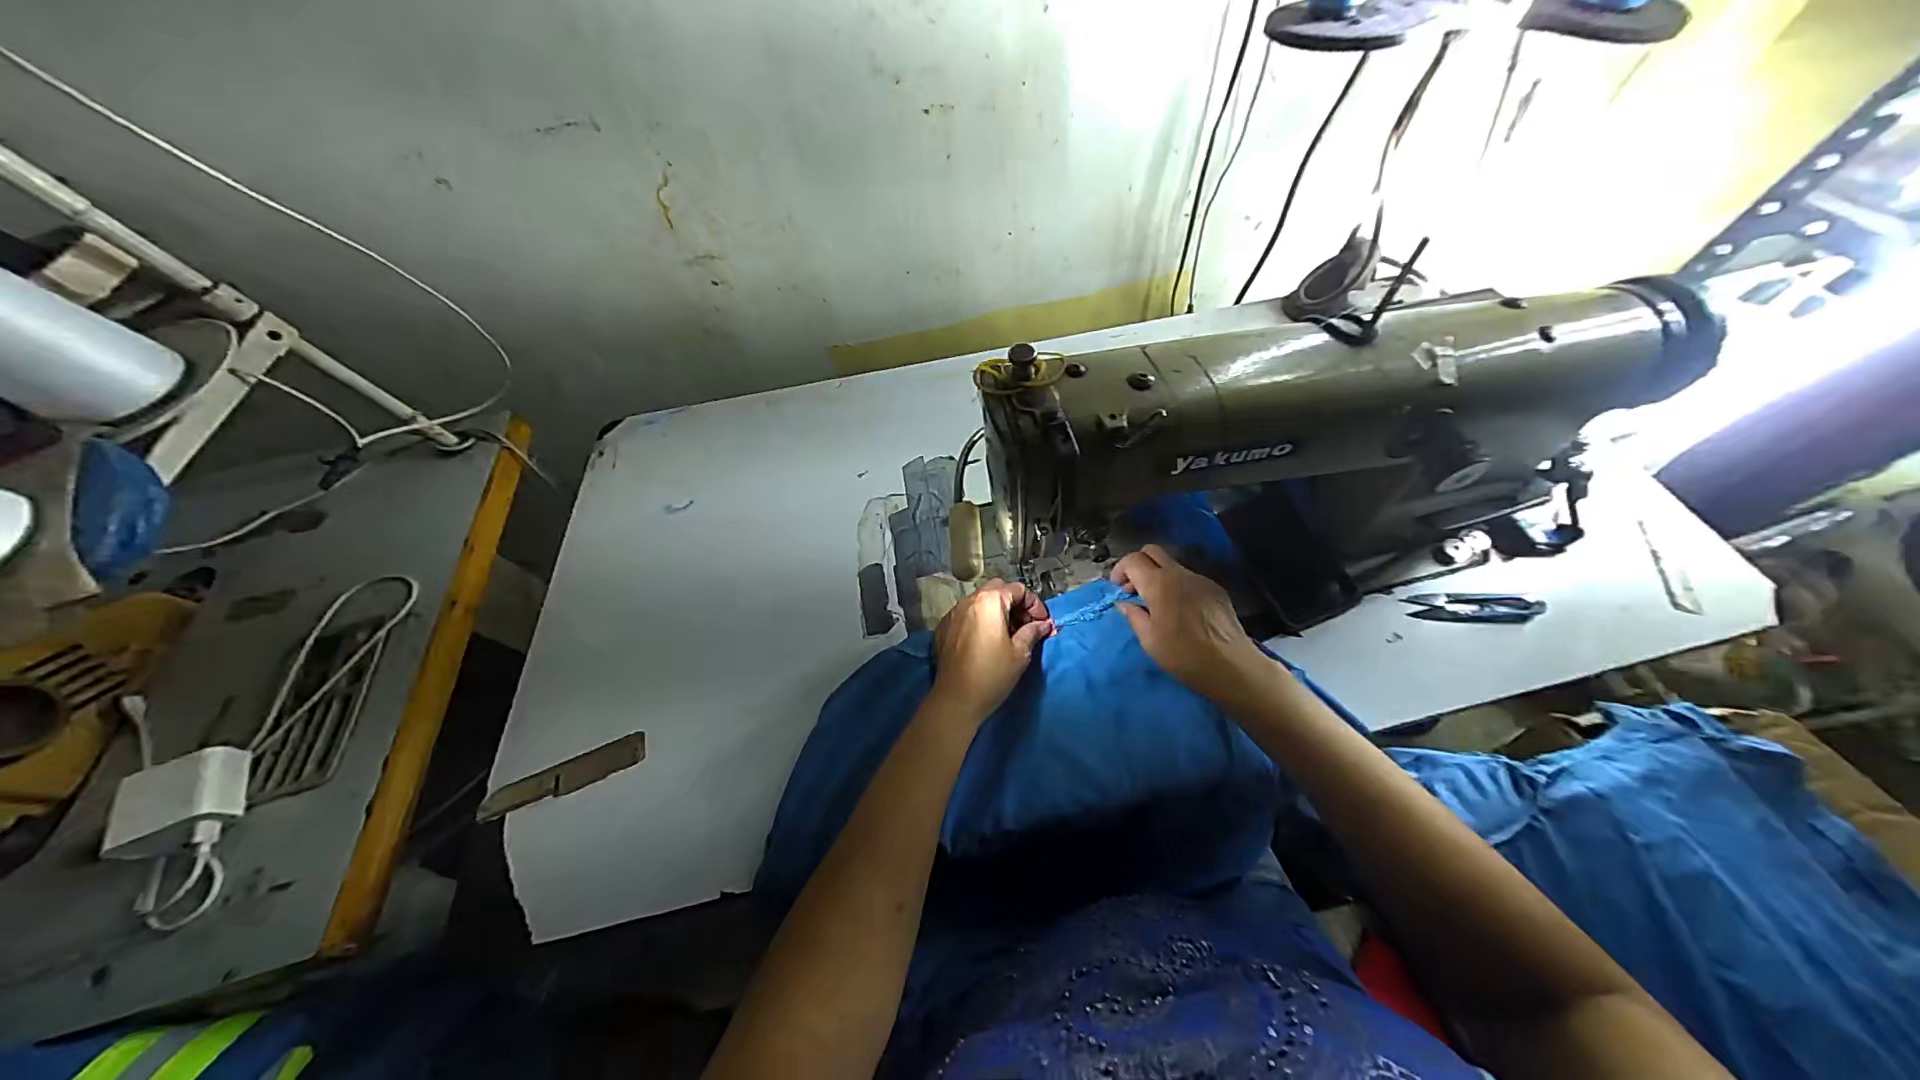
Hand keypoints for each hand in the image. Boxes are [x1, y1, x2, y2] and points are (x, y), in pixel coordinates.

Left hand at [930, 579, 1054, 718]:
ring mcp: (953, 613)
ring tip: (1009, 635)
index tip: (1042, 624)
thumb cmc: (992, 674)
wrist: (955, 699)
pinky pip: (967, 615)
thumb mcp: (1020, 653)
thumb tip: (1043, 625)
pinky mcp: (944, 628)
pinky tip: (988, 641)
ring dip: (998, 612)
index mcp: (989, 602)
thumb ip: (1032, 632)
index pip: (1018, 589)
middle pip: (998, 590)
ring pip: (981, 601)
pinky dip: (981, 621)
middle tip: (1027, 626)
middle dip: (1016, 604)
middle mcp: (968, 601)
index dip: (1035, 605)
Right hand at [1110, 544, 1283, 705]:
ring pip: (1172, 566)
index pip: (1133, 560)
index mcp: (1159, 584)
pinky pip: (1189, 579)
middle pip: (1152, 551)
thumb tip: (1125, 603)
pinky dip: (1177, 586)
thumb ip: (1134, 615)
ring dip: (1158, 576)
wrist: (1230, 665)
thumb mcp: (1149, 640)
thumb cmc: (1183, 654)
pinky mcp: (1215, 589)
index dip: (1119, 569)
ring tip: (1156, 604)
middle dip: (1138, 564)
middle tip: (1133, 589)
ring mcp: (1201, 579)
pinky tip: (1180, 611)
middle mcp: (1180, 574)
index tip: (1117, 588)